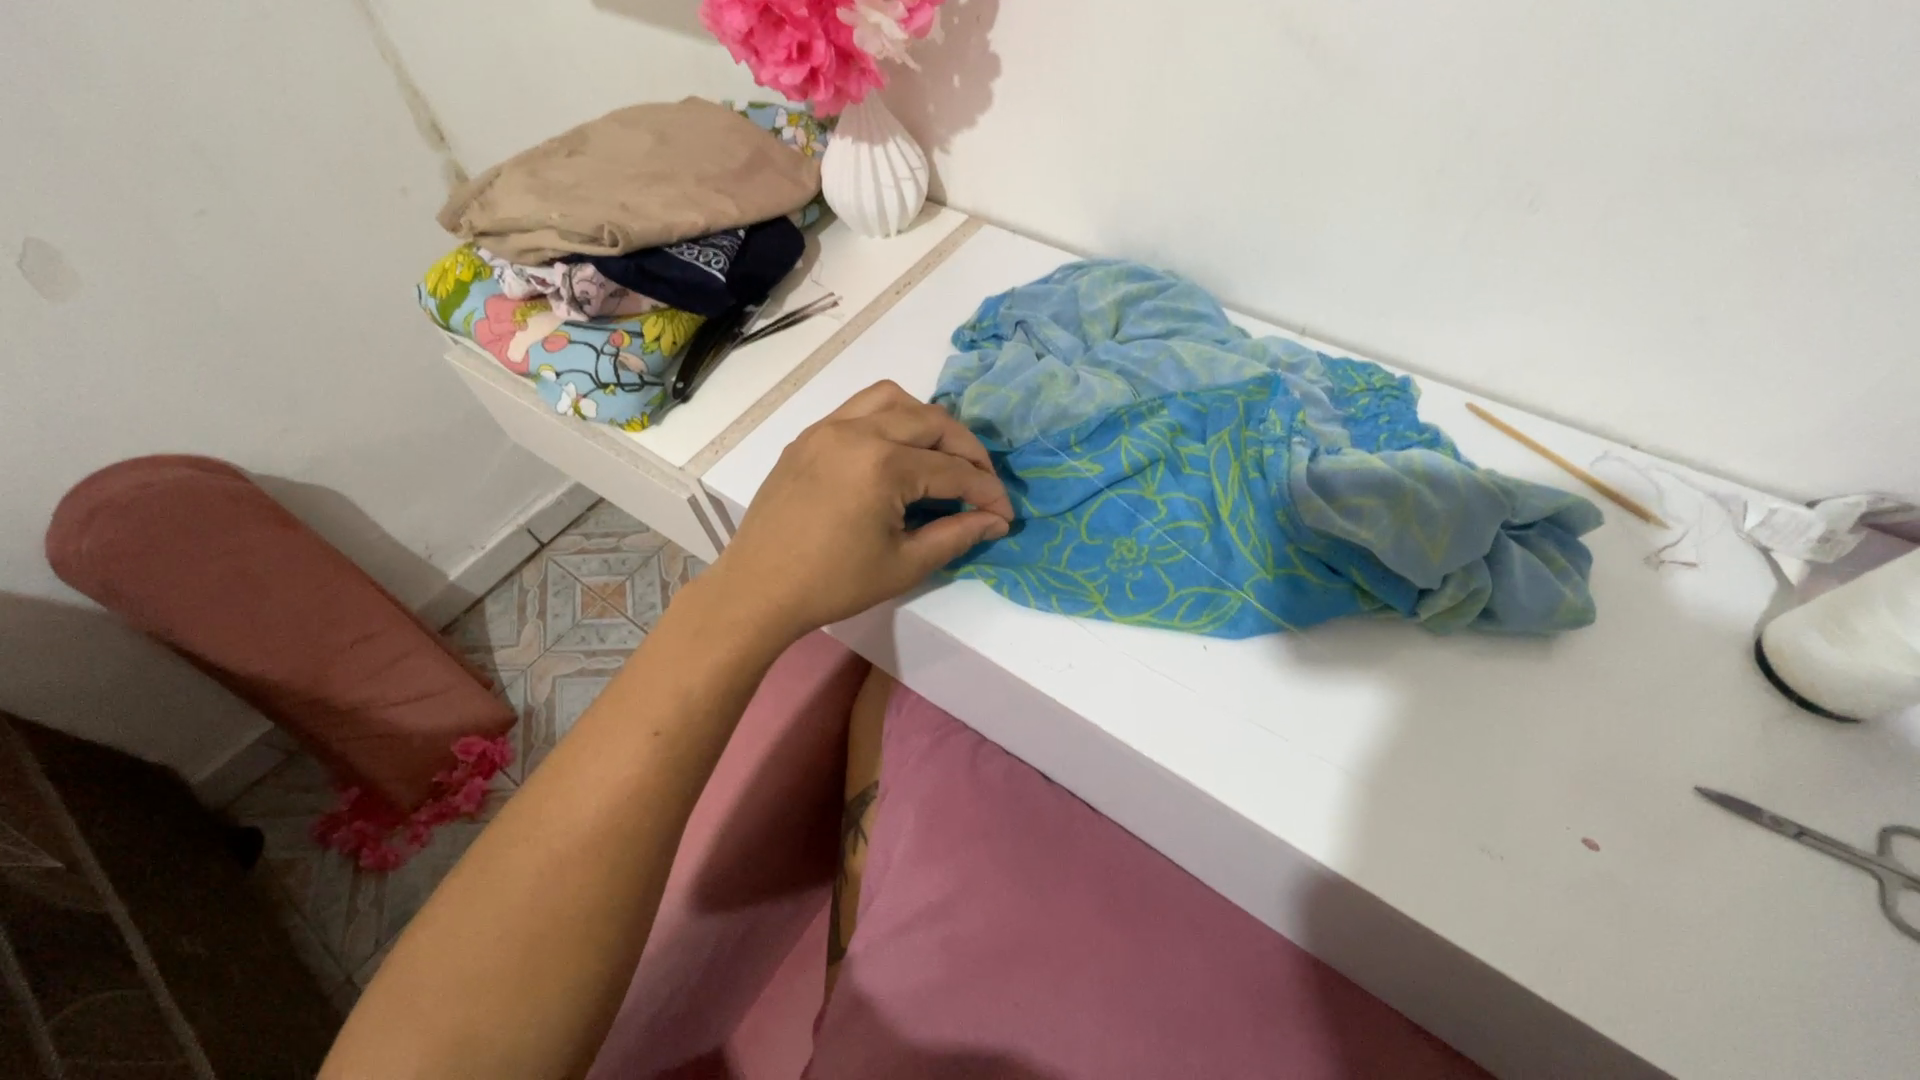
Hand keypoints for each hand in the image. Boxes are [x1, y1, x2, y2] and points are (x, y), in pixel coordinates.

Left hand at [703, 380, 1012, 640]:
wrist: (759, 589)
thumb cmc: (833, 584)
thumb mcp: (904, 565)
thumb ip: (956, 535)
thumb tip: (995, 520)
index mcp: (883, 465)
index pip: (953, 470)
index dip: (987, 493)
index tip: (1005, 514)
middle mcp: (857, 432)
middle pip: (932, 421)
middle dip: (967, 450)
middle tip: (980, 483)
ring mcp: (827, 428)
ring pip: (893, 399)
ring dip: (927, 421)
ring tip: (941, 455)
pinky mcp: (808, 437)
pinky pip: (858, 408)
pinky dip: (888, 419)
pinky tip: (895, 452)